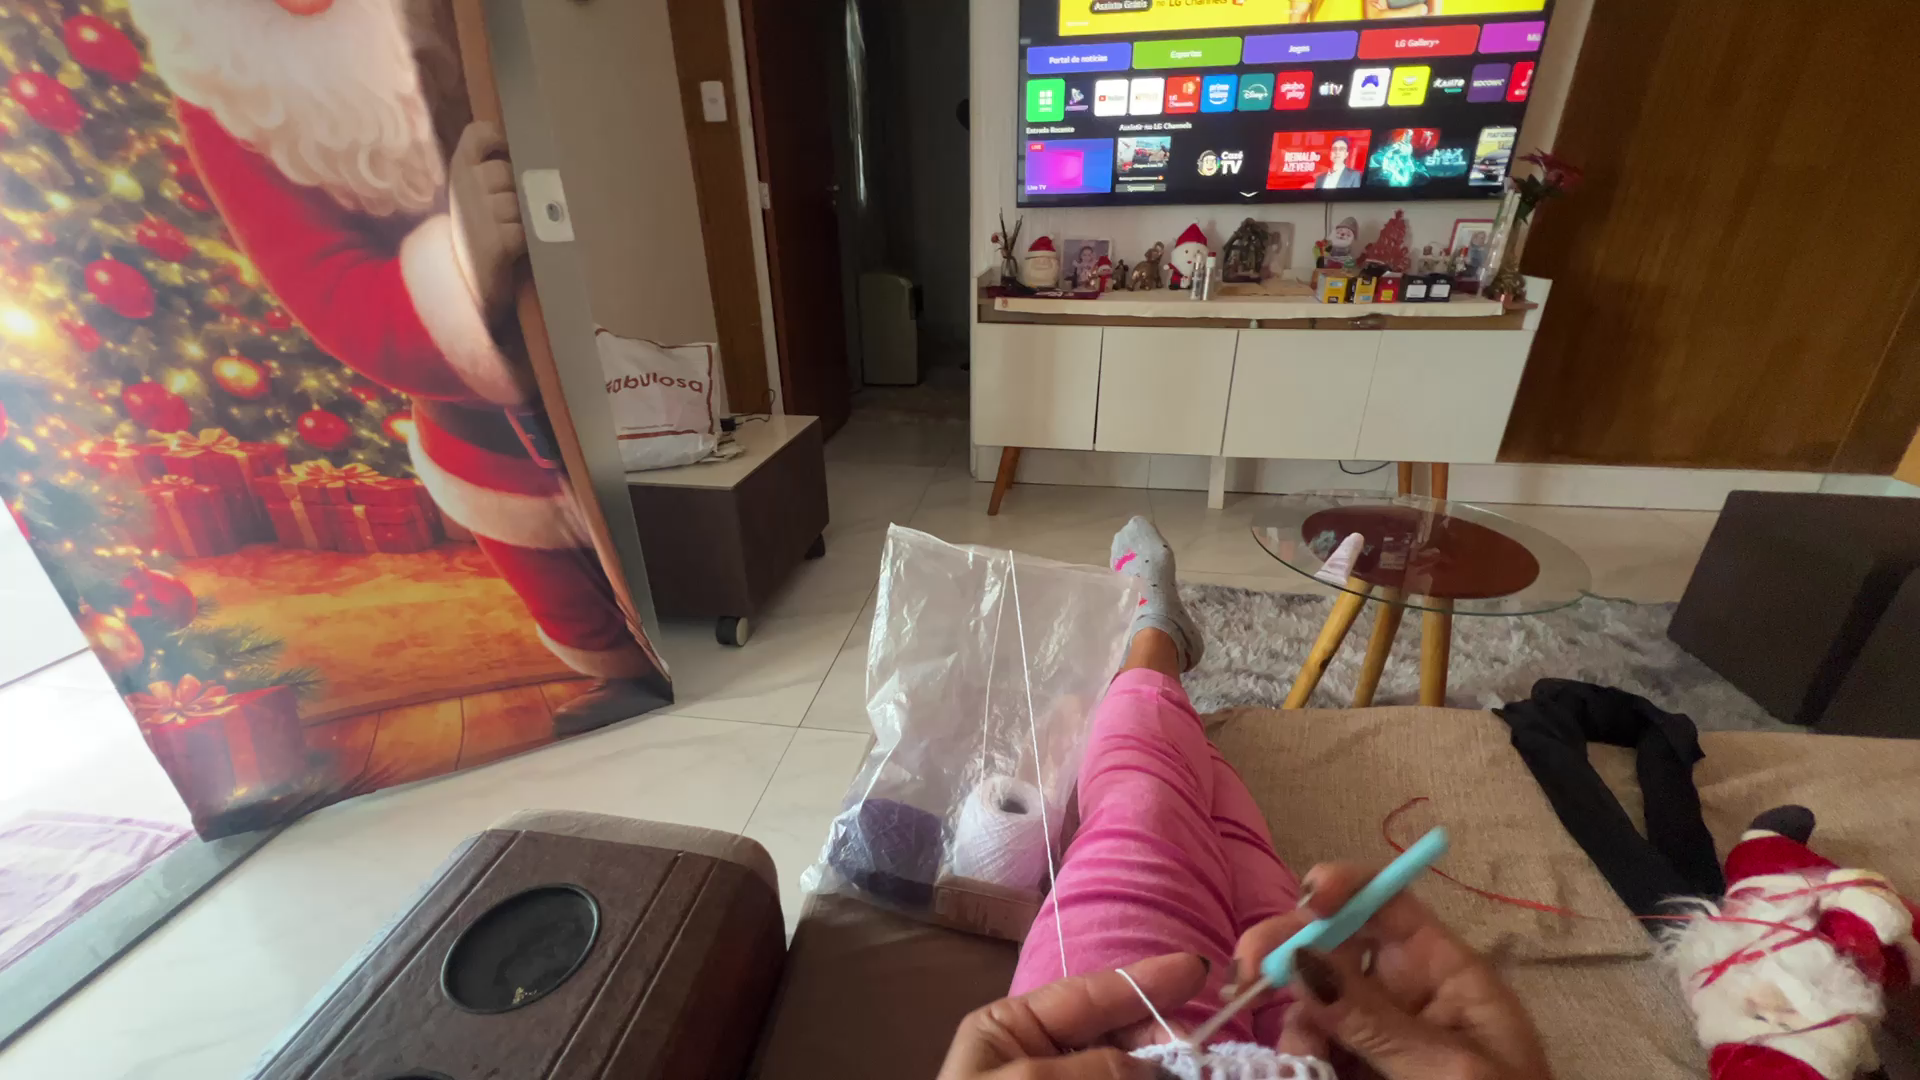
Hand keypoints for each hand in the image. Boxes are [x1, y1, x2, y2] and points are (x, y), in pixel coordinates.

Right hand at [448, 120, 526, 321]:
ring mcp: (479, 214)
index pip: (479, 136)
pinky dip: (532, 239)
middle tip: (516, 213)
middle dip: (521, 191)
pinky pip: (527, 229)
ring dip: (528, 218)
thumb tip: (533, 157)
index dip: (500, 137)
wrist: (466, 282)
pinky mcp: (496, 243)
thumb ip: (495, 174)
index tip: (514, 148)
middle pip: (509, 172)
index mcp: (460, 171)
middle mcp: (465, 188)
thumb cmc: (480, 234)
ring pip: (521, 202)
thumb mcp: (478, 197)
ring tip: (517, 233)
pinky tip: (523, 247)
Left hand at [936, 952, 1206, 1078]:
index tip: (1197, 967)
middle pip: (1114, 1037)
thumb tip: (1152, 1067)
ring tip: (1201, 1072)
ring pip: (1123, 1074)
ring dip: (1158, 1073)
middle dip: (1161, 1040)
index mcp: (1012, 1029)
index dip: (1144, 981)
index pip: (1089, 994)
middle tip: (1210, 1053)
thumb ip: (1090, 1070)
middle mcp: (1040, 1059)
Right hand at [1231, 864, 1551, 1079]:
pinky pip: (1307, 1032)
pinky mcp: (1351, 1058)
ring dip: (1290, 1013)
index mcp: (1445, 972)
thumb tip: (1299, 956)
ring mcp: (1373, 1022)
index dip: (1342, 885)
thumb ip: (1375, 1020)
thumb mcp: (1451, 1076)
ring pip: (1307, 985)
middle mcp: (1402, 985)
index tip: (1306, 901)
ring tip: (1300, 1059)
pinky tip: (1298, 1065)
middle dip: (1286, 946)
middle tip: (1247, 974)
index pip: (1387, 900)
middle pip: (1331, 934)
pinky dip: (1295, 1046)